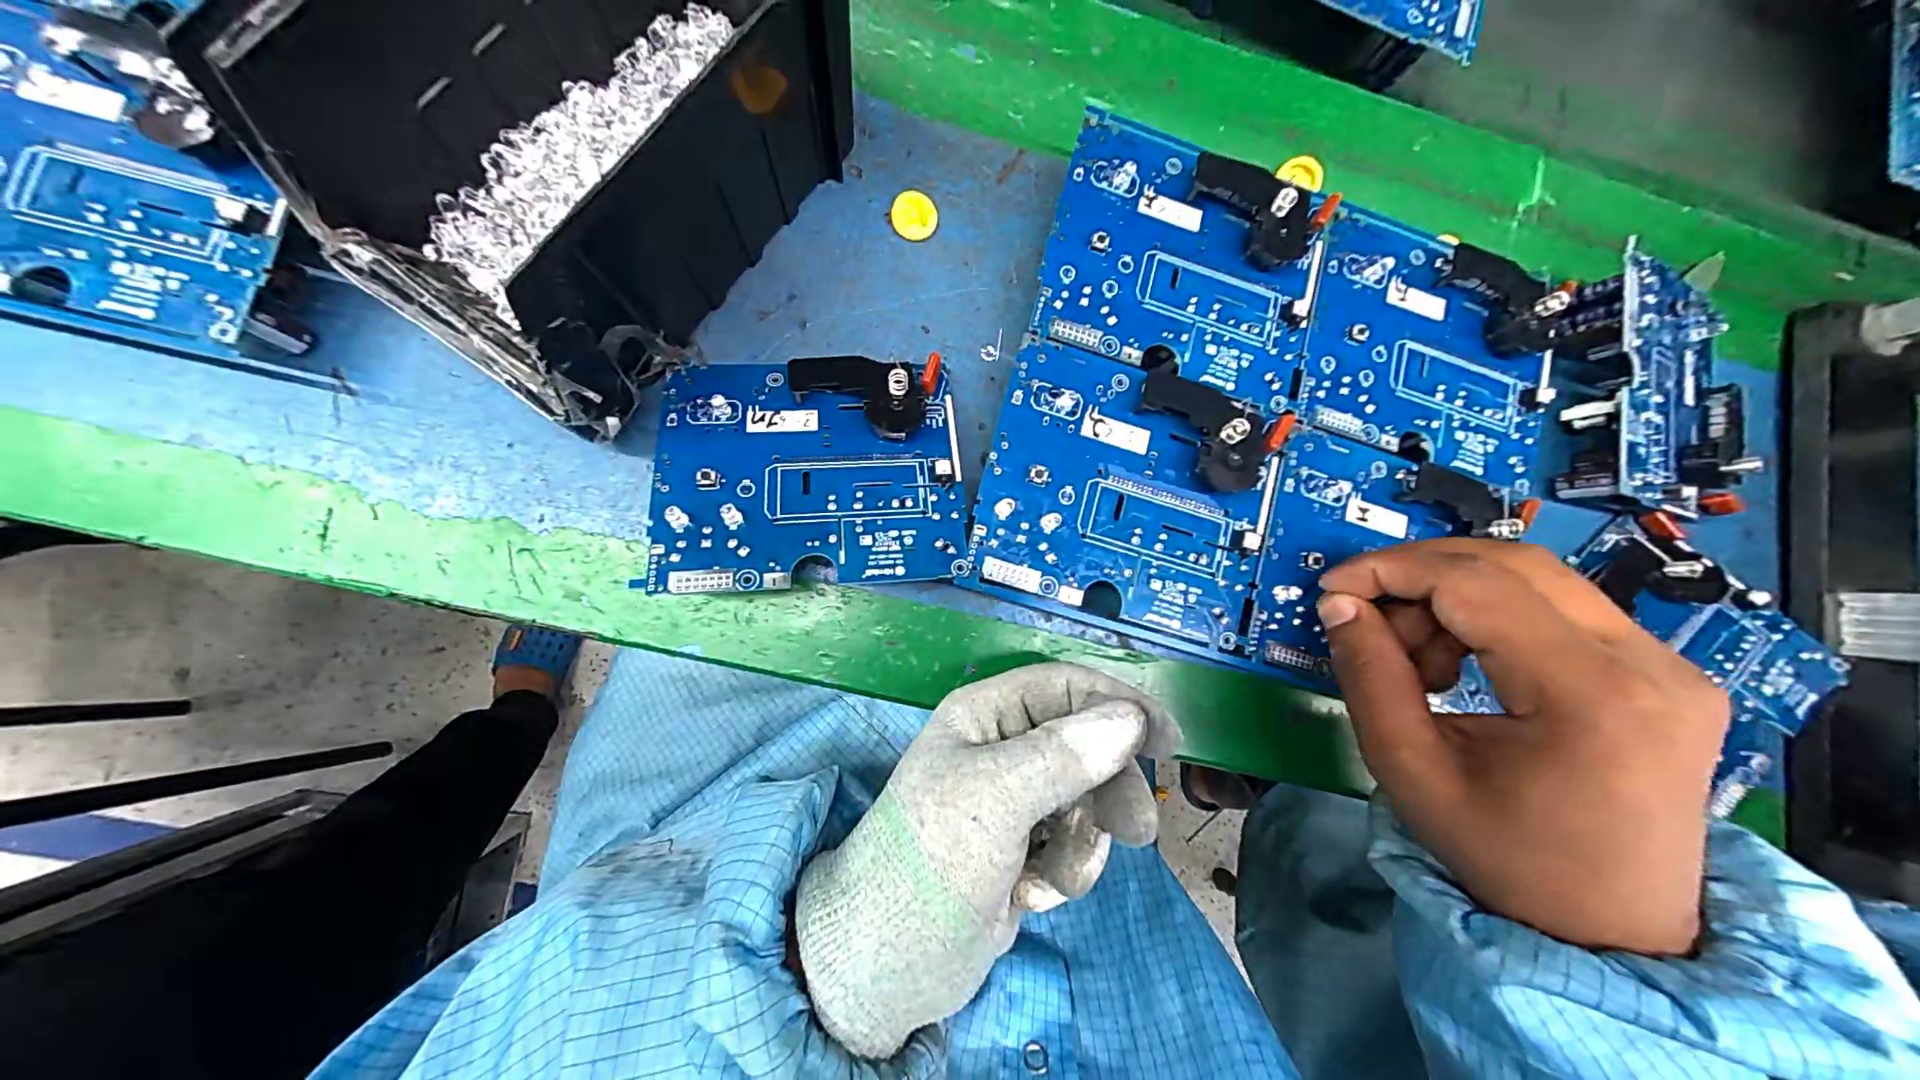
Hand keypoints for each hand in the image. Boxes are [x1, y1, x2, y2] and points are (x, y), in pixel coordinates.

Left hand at [795, 663, 1178, 1057]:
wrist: (888, 966)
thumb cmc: (931, 862)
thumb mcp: (995, 798)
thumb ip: (1063, 756)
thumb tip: (1130, 718)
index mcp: (986, 715)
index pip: (1066, 687)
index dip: (1118, 704)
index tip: (1167, 738)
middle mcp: (1003, 749)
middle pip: (1087, 747)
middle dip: (1108, 790)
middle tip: (1136, 831)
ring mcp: (1015, 803)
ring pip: (1088, 803)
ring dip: (1080, 845)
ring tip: (1043, 876)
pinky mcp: (1025, 850)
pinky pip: (1074, 846)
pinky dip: (1062, 872)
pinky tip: (1025, 895)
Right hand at [1316, 539, 1727, 955]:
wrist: (1608, 927)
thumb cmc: (1505, 856)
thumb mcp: (1410, 768)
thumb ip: (1369, 676)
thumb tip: (1340, 605)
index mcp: (1594, 696)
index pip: (1476, 585)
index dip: (1390, 570)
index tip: (1334, 588)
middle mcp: (1651, 664)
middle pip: (1511, 564)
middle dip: (1418, 574)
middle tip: (1365, 613)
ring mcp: (1668, 664)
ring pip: (1532, 579)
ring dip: (1451, 598)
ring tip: (1415, 659)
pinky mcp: (1661, 670)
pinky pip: (1556, 607)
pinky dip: (1486, 616)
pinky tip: (1459, 663)